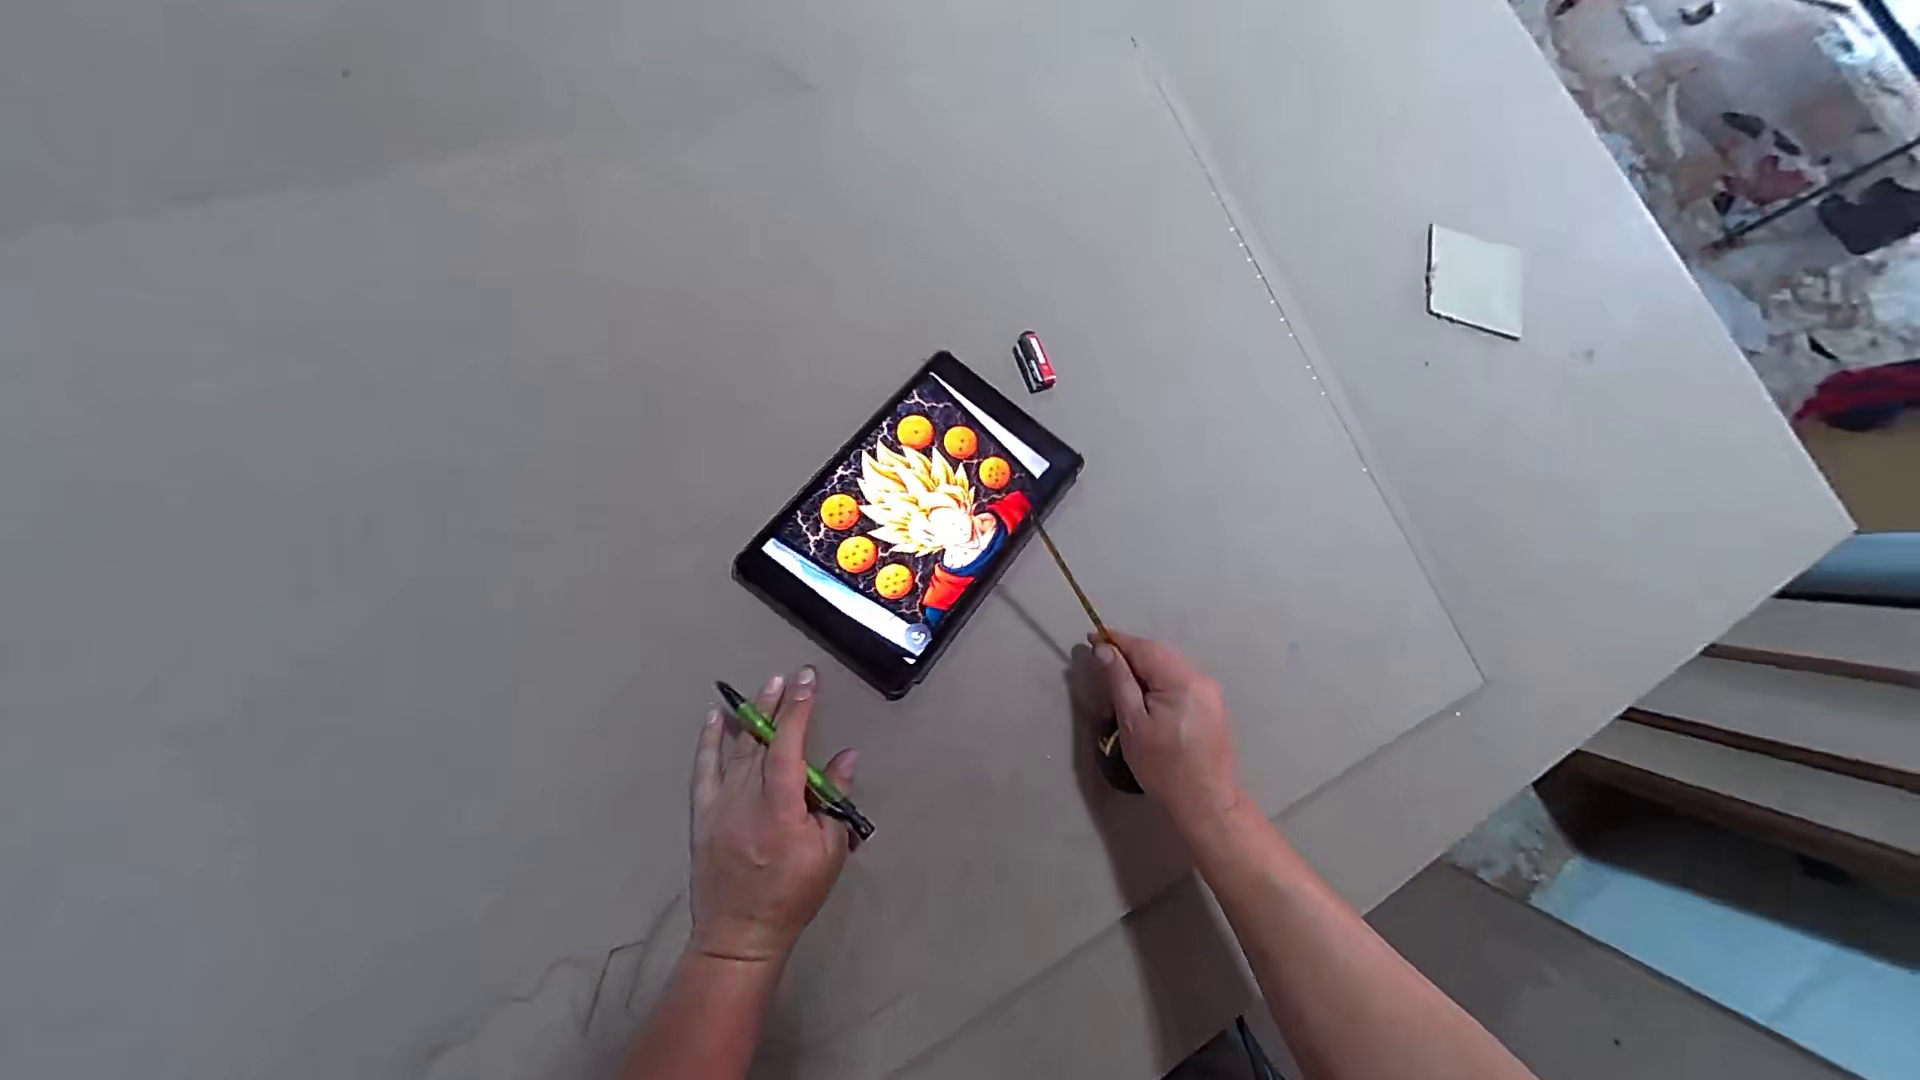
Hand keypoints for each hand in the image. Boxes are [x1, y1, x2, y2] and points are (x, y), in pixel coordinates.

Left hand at [688, 666, 857, 963]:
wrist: (739, 935)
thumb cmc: (793, 893)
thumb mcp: (830, 850)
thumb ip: (835, 798)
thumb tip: (846, 756)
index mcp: (780, 808)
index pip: (790, 745)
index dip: (799, 709)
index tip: (808, 681)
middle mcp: (746, 799)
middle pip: (763, 740)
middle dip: (779, 703)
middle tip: (790, 676)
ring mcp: (720, 805)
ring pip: (737, 749)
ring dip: (753, 714)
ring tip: (766, 686)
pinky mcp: (702, 814)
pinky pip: (704, 769)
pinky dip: (710, 741)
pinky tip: (716, 716)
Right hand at [1091, 630, 1245, 828]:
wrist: (1205, 803)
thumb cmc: (1163, 766)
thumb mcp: (1132, 722)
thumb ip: (1118, 681)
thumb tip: (1104, 649)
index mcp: (1181, 681)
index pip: (1144, 647)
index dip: (1116, 640)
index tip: (1092, 638)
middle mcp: (1200, 679)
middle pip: (1158, 653)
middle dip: (1129, 656)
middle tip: (1102, 668)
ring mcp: (1210, 692)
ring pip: (1168, 666)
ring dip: (1143, 670)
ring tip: (1120, 690)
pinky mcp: (1211, 705)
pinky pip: (1179, 680)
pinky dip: (1158, 682)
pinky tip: (1145, 700)